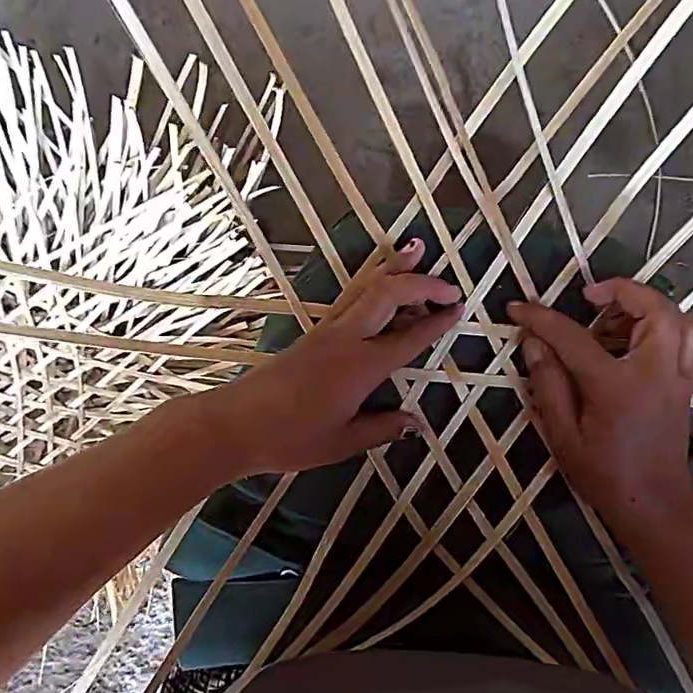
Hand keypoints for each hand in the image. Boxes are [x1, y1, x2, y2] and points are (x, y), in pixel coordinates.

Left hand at [188, 238, 461, 476]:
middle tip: (450, 288)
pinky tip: (380, 281)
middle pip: (389, 295)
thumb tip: (415, 423)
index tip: (458, 309)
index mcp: (361, 366)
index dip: (437, 322)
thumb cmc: (290, 438)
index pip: (409, 337)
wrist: (234, 423)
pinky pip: (351, 297)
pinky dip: (373, 283)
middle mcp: (346, 338)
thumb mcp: (342, 442)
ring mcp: (327, 331)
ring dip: (395, 269)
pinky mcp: (314, 332)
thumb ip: (382, 428)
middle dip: (423, 284)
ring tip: (417, 250)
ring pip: (366, 287)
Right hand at [507, 279, 692, 534]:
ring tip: (612, 317)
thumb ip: (548, 384)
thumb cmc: (604, 473)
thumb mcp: (563, 435)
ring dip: (647, 305)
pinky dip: (665, 323)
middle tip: (588, 297)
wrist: (653, 502)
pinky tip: (634, 337)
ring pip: (680, 317)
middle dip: (622, 290)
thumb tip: (534, 344)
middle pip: (654, 308)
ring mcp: (678, 376)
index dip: (541, 318)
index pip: (574, 337)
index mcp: (617, 386)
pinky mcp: (686, 383)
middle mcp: (656, 372)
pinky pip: (688, 337)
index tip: (518, 308)